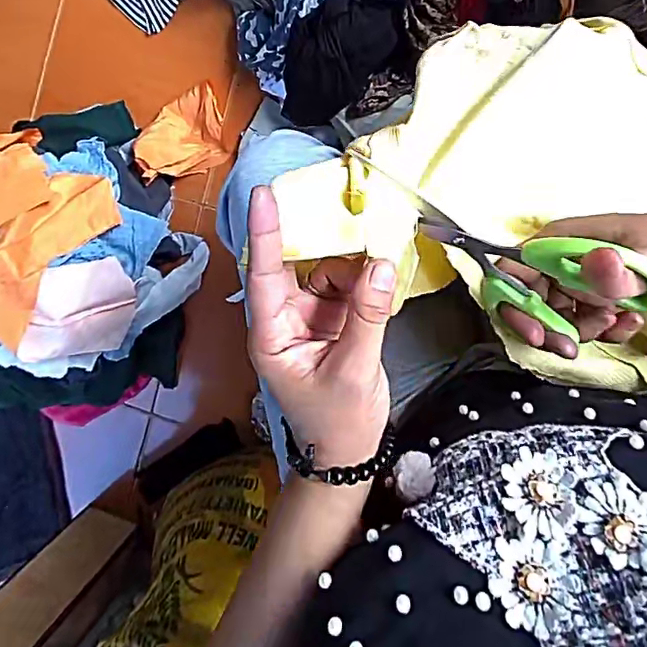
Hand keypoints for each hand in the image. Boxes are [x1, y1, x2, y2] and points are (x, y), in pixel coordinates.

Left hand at [244, 186, 394, 468]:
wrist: (348, 451)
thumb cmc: (338, 421)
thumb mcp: (354, 370)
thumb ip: (368, 316)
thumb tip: (382, 265)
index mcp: (272, 335)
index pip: (264, 276)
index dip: (265, 233)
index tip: (265, 194)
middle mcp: (285, 318)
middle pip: (294, 264)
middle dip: (315, 236)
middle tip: (335, 204)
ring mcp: (310, 315)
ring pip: (326, 269)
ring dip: (351, 259)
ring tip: (378, 249)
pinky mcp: (333, 317)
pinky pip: (347, 283)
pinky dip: (364, 276)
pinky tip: (381, 275)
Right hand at [496, 213, 646, 358]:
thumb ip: (621, 271)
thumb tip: (594, 264)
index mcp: (565, 239)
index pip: (513, 269)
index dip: (515, 304)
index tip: (539, 334)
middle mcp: (566, 256)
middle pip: (528, 297)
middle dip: (547, 327)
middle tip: (572, 345)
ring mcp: (582, 276)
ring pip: (554, 314)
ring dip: (579, 330)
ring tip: (614, 323)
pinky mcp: (599, 294)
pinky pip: (582, 321)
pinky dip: (601, 331)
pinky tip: (628, 322)